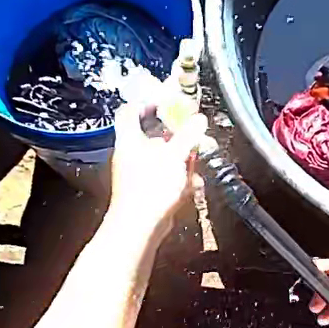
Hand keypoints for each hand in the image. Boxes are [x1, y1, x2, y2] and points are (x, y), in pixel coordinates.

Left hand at [104, 98, 207, 246]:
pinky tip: (192, 185)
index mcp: (129, 140)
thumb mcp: (175, 156)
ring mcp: (136, 174)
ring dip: (180, 158)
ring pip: (160, 157)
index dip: (146, 101)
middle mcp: (129, 154)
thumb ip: (188, 136)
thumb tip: (199, 119)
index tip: (165, 100)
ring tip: (195, 161)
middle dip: (174, 134)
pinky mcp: (145, 191)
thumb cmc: (150, 189)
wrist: (140, 227)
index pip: (130, 111)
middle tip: (190, 132)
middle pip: (150, 135)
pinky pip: (163, 177)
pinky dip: (178, 178)